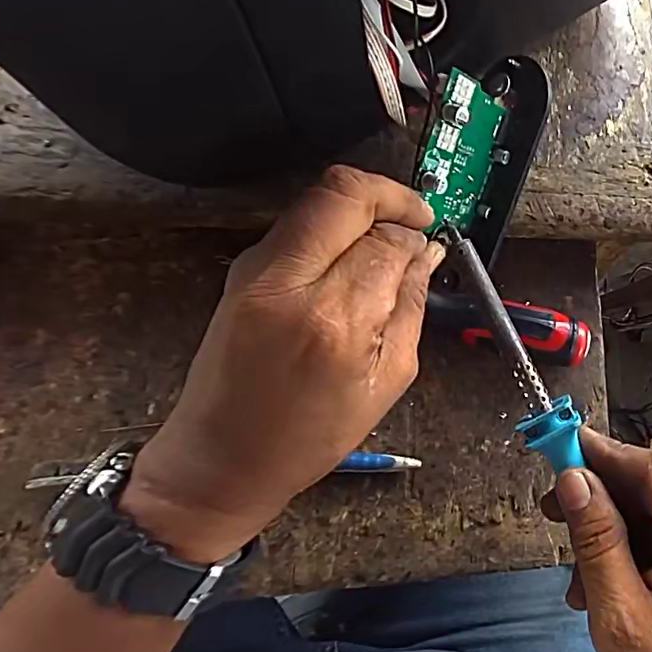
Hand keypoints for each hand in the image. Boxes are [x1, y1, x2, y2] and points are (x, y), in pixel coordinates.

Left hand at [122, 166, 441, 561]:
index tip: (429, 242)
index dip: (416, 233)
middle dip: (390, 195)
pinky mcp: (240, 271)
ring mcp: (256, 271)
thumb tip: (425, 256)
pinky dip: (334, 227)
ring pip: (318, 200)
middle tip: (415, 217)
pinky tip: (352, 260)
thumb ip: (411, 306)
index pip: (387, 240)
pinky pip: (298, 225)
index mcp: (337, 319)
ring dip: (361, 209)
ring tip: (386, 241)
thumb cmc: (313, 433)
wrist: (222, 458)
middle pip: (344, 193)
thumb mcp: (390, 378)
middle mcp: (290, 283)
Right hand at [541, 429, 651, 651]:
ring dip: (605, 531)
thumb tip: (575, 479)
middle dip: (600, 494)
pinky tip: (593, 584)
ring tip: (571, 566)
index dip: (606, 452)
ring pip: (649, 517)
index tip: (561, 441)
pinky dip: (621, 554)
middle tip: (551, 502)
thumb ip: (598, 540)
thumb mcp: (620, 615)